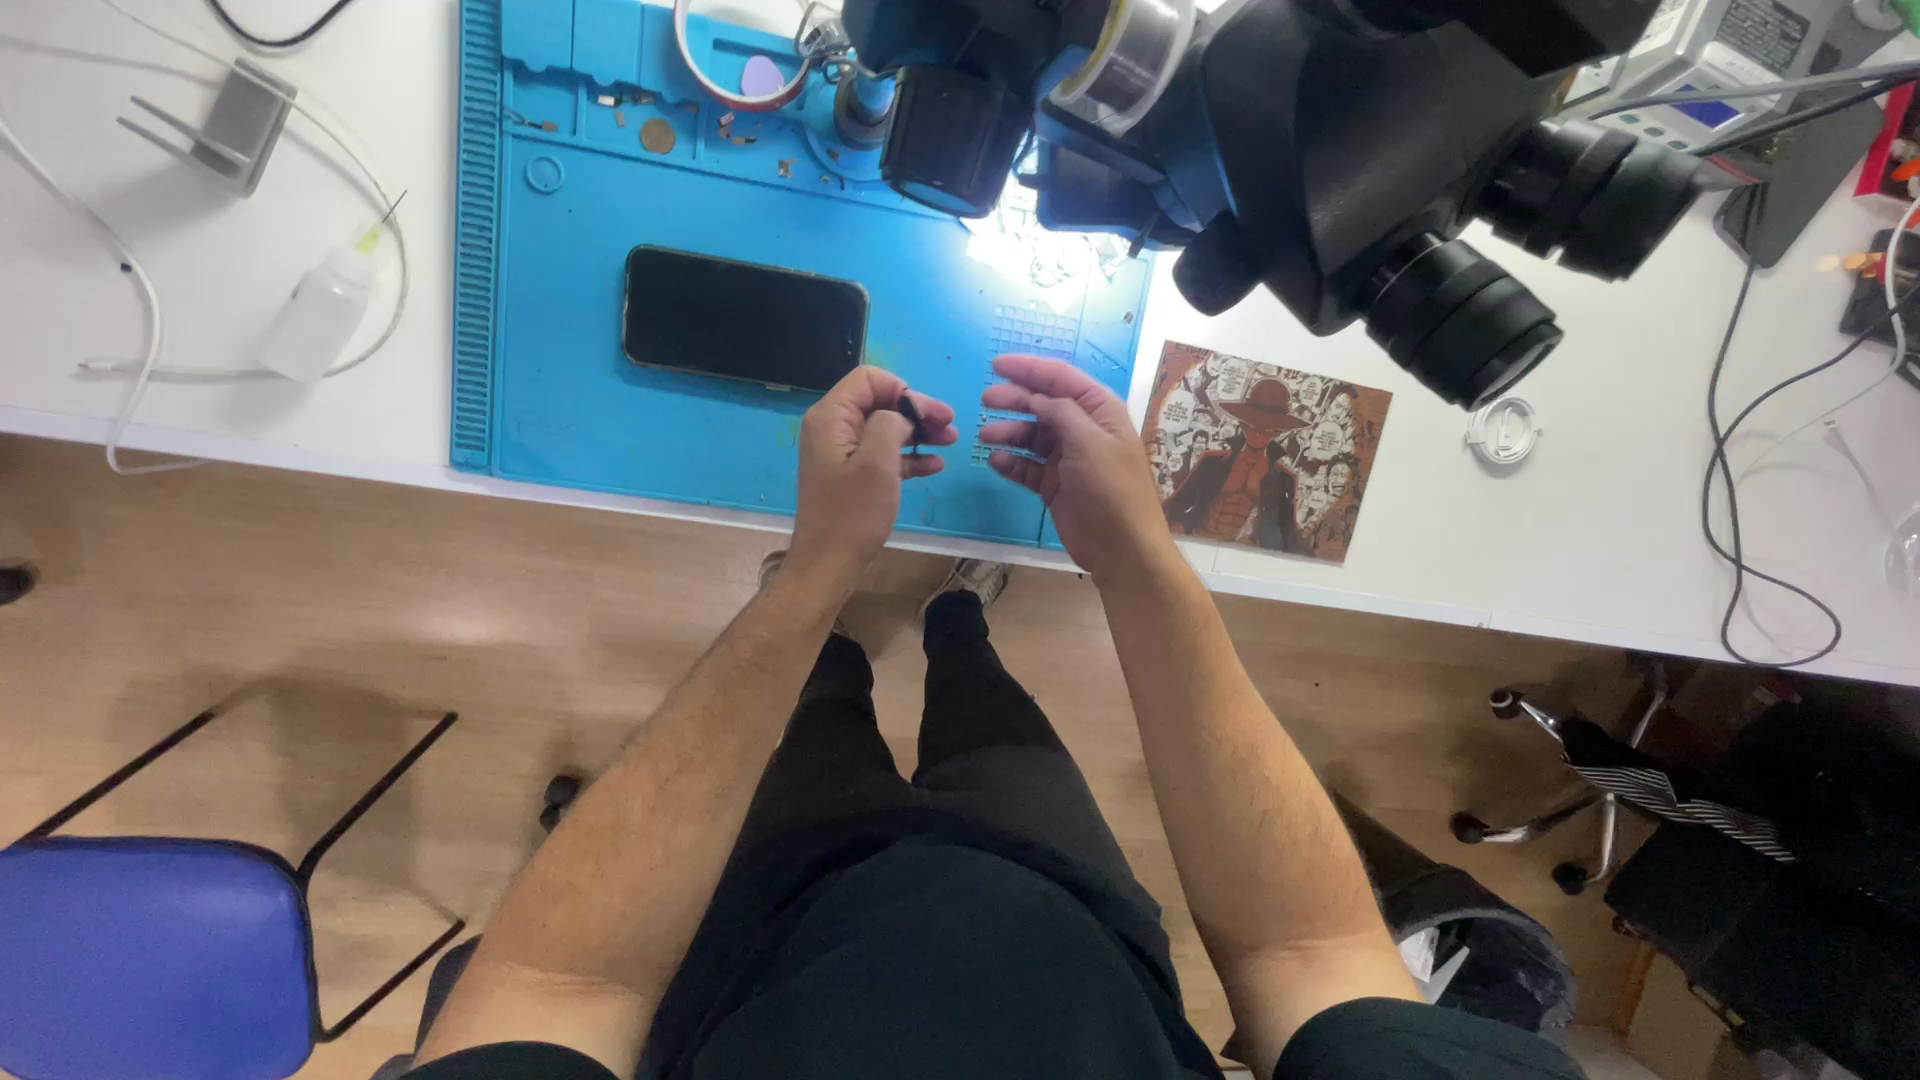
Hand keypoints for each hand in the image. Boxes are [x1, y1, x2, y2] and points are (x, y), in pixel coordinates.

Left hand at [790, 366, 957, 592]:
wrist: (830, 563)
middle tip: (951, 426)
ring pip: (886, 429)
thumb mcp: (877, 461)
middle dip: (917, 411)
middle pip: (880, 402)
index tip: (930, 414)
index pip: (869, 378)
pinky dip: (908, 456)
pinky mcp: (852, 476)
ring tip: (950, 441)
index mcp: (831, 417)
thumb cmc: (853, 513)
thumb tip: (903, 415)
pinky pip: (883, 454)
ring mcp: (842, 453)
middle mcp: (832, 428)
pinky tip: (935, 465)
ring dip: (919, 433)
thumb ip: (892, 423)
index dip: (904, 389)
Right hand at [979, 354, 1172, 581]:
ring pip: (1032, 436)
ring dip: (1009, 432)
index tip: (996, 365)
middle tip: (985, 400)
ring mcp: (1068, 458)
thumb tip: (1036, 396)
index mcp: (1099, 410)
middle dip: (1014, 399)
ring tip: (985, 436)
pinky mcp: (1055, 484)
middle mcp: (1083, 429)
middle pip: (1043, 404)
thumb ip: (1060, 412)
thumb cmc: (1110, 488)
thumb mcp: (1088, 442)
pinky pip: (1027, 466)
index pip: (1061, 378)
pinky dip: (1011, 462)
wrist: (1121, 546)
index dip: (1029, 368)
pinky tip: (995, 461)